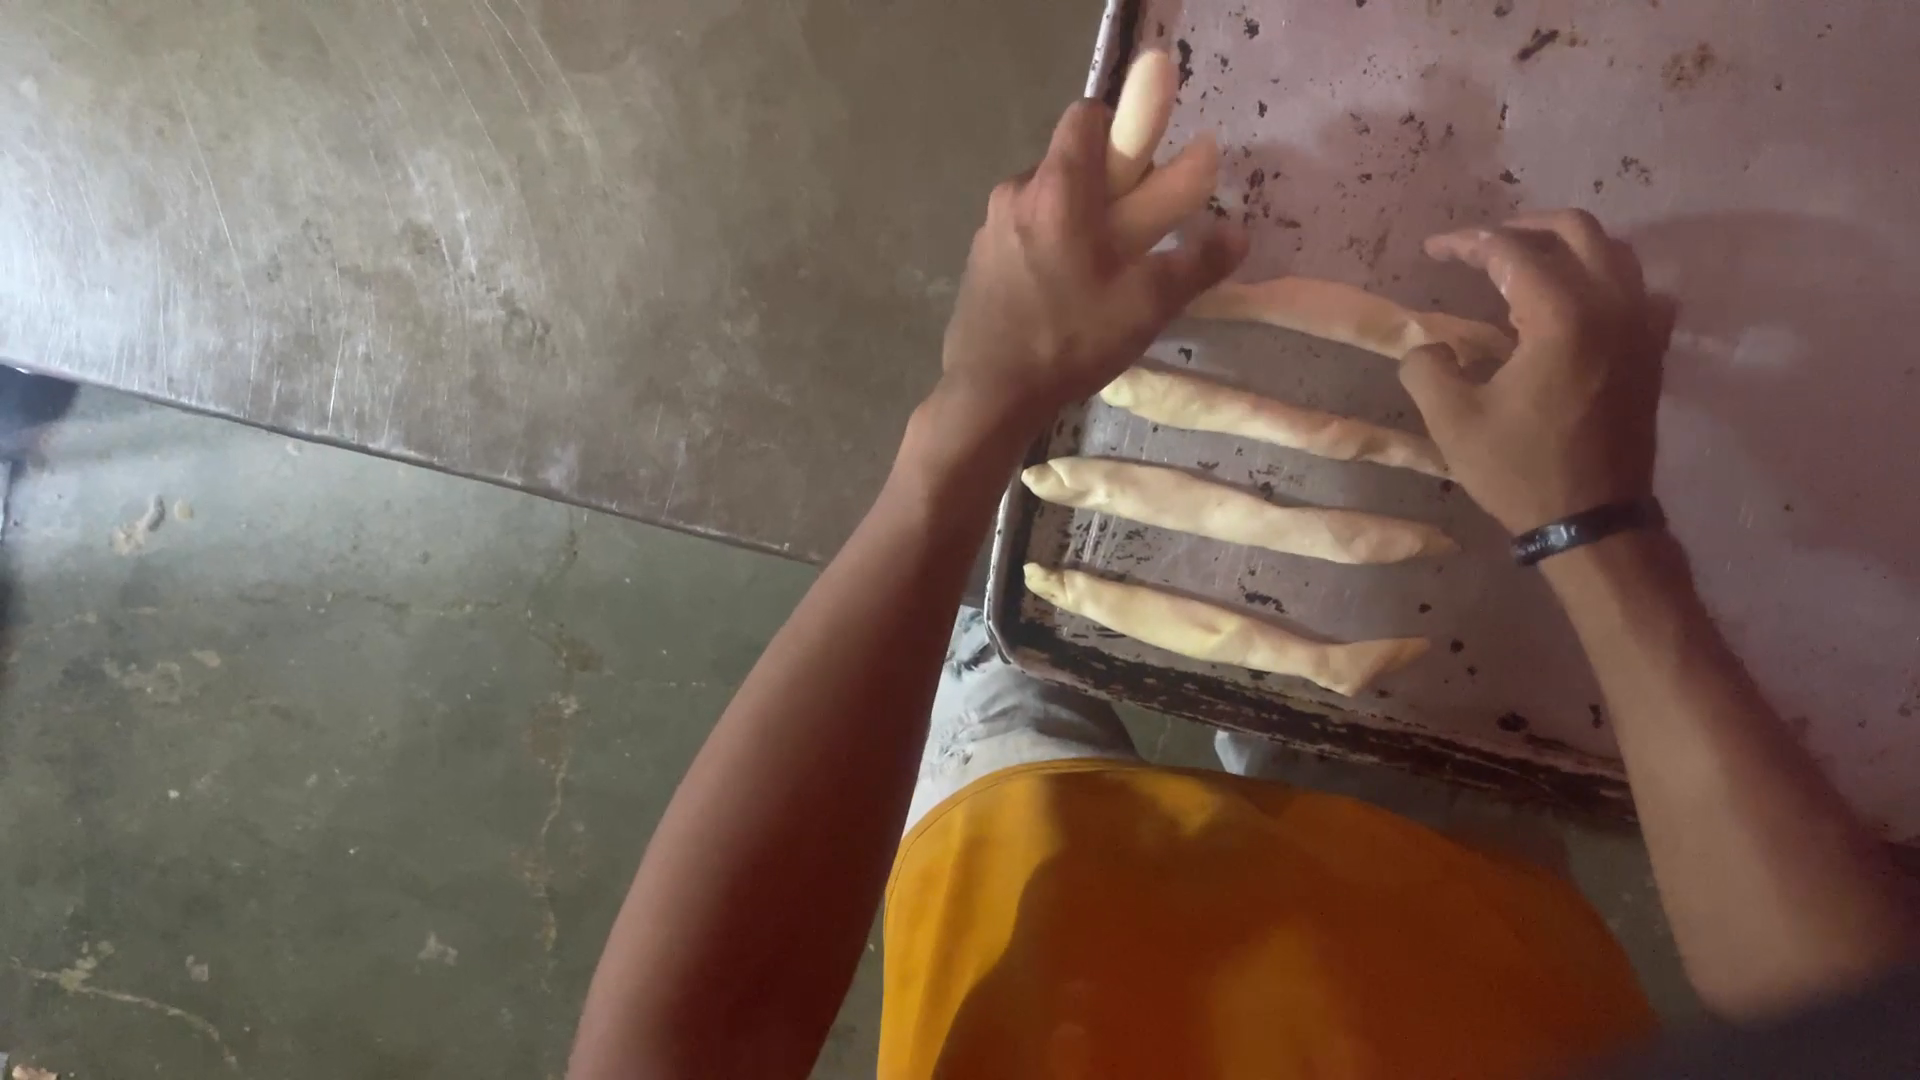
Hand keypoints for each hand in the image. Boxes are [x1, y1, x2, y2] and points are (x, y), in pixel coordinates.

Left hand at [936, 101, 1245, 436]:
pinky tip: (1056, 299)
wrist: (990, 394)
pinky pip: (1018, 237)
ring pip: (1041, 203)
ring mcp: (987, 231)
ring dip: (1071, 222)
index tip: (1143, 173)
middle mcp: (1013, 194)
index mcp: (1056, 186)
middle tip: (1128, 236)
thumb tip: (1238, 235)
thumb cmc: (1069, 341)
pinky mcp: (974, 265)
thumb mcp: (1145, 306)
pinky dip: (1042, 250)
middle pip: (1066, 162)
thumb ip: (1195, 264)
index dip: (1123, 129)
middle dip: (1101, 186)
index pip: (1088, 114)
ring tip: (1092, 275)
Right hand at [1399, 210, 1675, 533]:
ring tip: (1520, 264)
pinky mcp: (1651, 350)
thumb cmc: (1517, 468)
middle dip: (1521, 229)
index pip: (1514, 254)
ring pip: (1614, 253)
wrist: (1591, 516)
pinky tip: (1575, 300)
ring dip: (1564, 246)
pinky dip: (1602, 278)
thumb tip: (1428, 347)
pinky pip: (1637, 288)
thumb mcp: (1450, 420)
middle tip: (1478, 245)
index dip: (1469, 244)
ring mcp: (1642, 327)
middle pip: (1577, 232)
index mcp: (1562, 318)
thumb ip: (1426, 368)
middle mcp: (1613, 307)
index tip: (1433, 250)